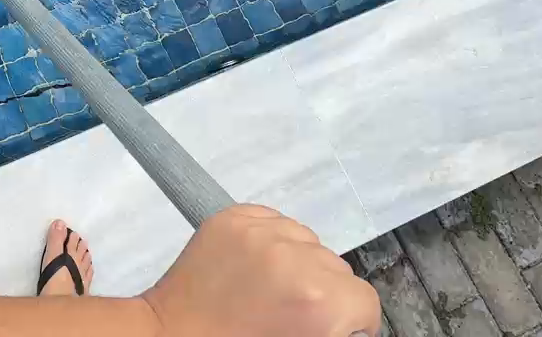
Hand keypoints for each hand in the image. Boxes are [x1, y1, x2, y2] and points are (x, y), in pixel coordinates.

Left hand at [140, 204, 380, 336]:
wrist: (176, 336)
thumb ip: (331, 327)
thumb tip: (344, 321)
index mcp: (318, 302)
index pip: (364, 299)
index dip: (355, 321)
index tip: (334, 330)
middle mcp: (291, 257)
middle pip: (336, 266)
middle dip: (328, 291)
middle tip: (300, 313)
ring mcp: (256, 231)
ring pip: (305, 237)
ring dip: (300, 259)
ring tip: (277, 285)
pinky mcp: (229, 218)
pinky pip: (271, 218)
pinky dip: (272, 238)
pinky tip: (258, 264)